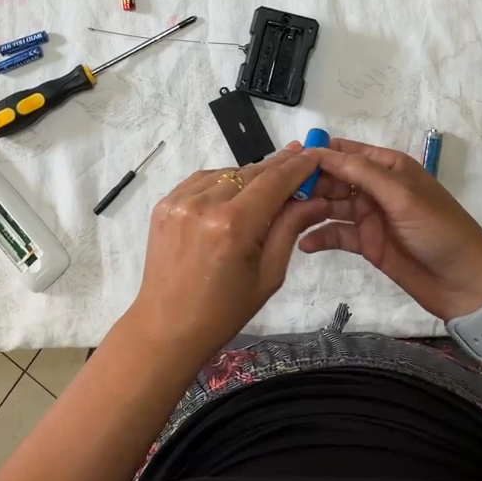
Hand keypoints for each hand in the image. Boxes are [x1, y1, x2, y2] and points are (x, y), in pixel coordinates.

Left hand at [120, 146, 330, 362]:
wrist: (167, 326)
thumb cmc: (224, 311)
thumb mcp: (268, 275)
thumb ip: (290, 229)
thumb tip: (317, 199)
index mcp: (233, 225)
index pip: (273, 182)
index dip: (297, 167)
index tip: (314, 155)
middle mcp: (204, 204)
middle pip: (249, 173)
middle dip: (277, 167)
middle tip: (299, 158)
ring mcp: (179, 201)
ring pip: (225, 174)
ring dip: (249, 176)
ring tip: (268, 183)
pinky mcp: (164, 203)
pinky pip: (202, 181)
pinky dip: (222, 182)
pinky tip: (235, 193)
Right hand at [299, 138, 481, 320]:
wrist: (467, 286)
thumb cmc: (439, 231)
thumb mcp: (401, 196)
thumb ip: (360, 173)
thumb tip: (320, 152)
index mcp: (388, 167)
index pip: (345, 152)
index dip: (318, 154)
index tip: (289, 162)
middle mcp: (376, 187)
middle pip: (333, 178)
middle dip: (308, 183)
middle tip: (281, 194)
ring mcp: (370, 215)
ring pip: (330, 204)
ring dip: (310, 208)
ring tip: (286, 217)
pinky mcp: (366, 242)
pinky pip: (336, 233)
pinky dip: (320, 236)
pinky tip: (304, 243)